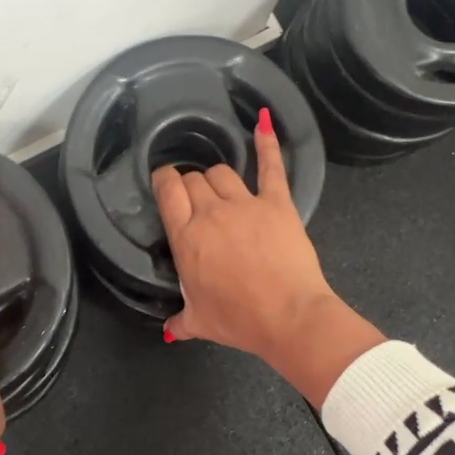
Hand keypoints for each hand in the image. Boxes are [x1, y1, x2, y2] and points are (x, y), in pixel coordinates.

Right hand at [153, 108, 385, 408]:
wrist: (289, 317)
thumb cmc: (239, 320)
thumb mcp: (200, 322)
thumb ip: (179, 321)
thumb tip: (168, 330)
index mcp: (186, 238)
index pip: (168, 191)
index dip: (165, 181)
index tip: (165, 184)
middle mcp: (212, 214)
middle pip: (194, 180)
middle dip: (191, 184)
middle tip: (195, 199)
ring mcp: (246, 205)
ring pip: (223, 172)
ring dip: (217, 176)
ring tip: (219, 186)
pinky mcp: (278, 204)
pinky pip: (270, 167)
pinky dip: (267, 143)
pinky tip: (262, 124)